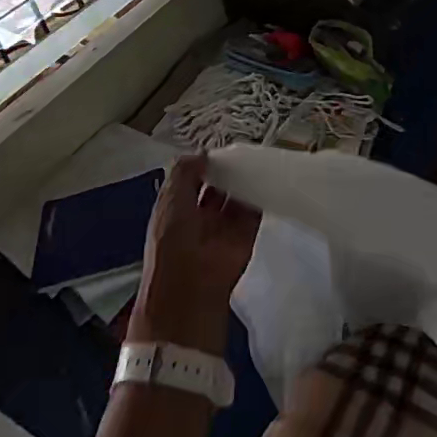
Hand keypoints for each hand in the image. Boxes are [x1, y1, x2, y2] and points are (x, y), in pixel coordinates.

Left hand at [130, 155, 260, 355]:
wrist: (190, 287)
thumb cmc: (172, 239)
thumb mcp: (171, 198)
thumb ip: (185, 172)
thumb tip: (202, 154)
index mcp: (176, 208)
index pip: (192, 182)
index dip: (203, 166)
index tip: (217, 149)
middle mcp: (199, 218)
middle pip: (217, 189)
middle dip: (226, 173)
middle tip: (240, 151)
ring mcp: (223, 229)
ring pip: (236, 199)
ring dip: (243, 183)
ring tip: (255, 160)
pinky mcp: (245, 238)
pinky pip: (254, 213)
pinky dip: (260, 197)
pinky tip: (265, 178)